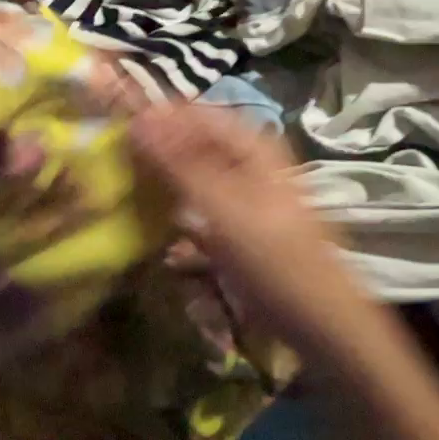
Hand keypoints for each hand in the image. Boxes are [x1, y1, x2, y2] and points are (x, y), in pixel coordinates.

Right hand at [129, 102, 380, 360]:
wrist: (328, 331)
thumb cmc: (277, 262)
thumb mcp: (222, 208)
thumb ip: (176, 161)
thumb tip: (133, 117)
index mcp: (250, 143)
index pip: (187, 109)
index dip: (150, 111)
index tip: (110, 123)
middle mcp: (245, 158)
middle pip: (186, 136)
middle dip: (149, 144)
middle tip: (111, 157)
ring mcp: (241, 189)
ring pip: (186, 167)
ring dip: (157, 176)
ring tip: (124, 186)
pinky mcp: (234, 220)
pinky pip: (192, 198)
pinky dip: (171, 203)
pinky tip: (149, 218)